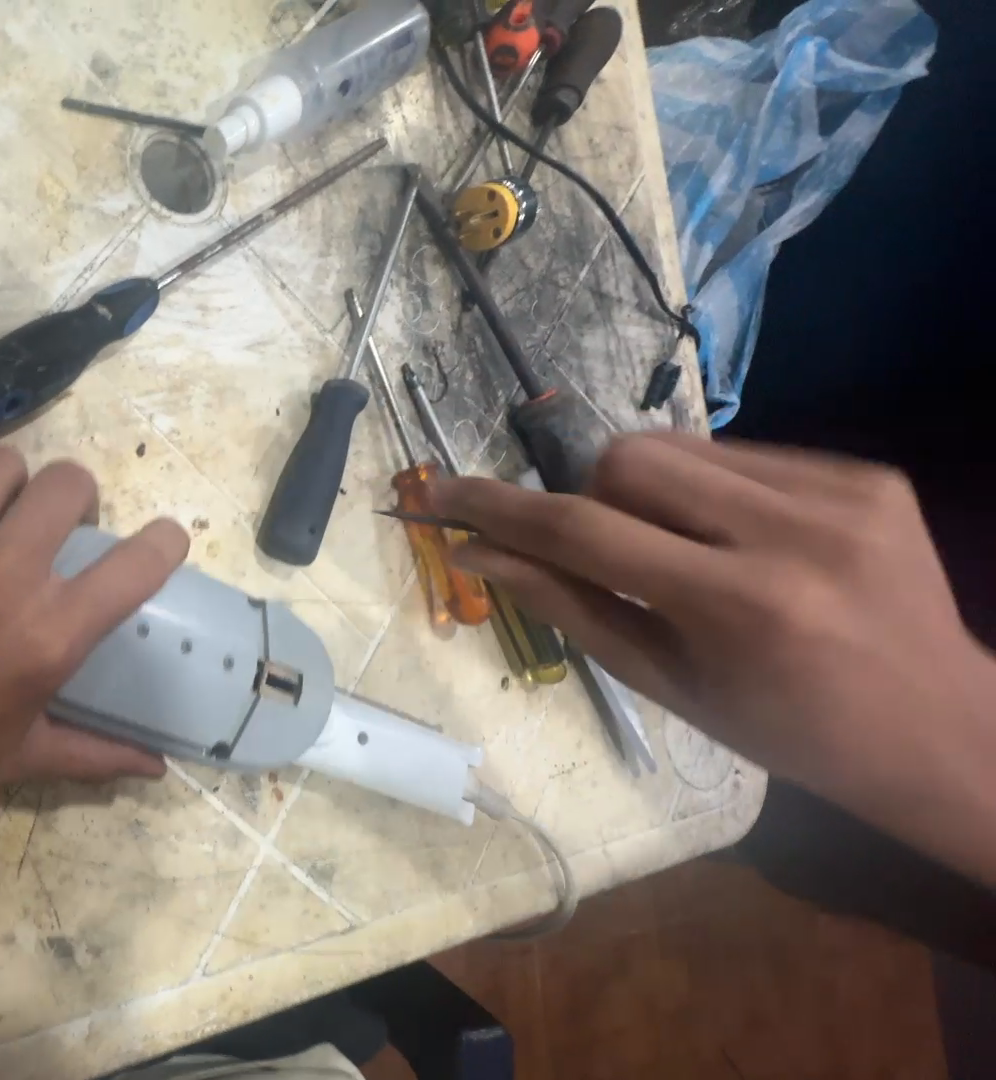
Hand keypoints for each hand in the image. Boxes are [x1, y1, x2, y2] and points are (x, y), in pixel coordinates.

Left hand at [0, 448, 187, 852]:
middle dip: (75, 500)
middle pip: (67, 482)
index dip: (162, 543)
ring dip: (6, 491)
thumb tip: (156, 769)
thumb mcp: (10, 761)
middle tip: (51, 531)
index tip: (159, 542)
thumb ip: (92, 753)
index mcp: (42, 639)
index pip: (136, 564)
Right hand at [433, 434, 995, 876]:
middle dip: (586, 500)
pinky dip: (695, 489)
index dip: (495, 506)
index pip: (580, 529)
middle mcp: (794, 534)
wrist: (946, 731)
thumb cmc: (777, 725)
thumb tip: (474, 551)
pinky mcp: (866, 475)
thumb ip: (559, 602)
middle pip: (624, 461)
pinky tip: (725, 537)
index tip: (438, 492)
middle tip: (608, 553)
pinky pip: (729, 453)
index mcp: (735, 604)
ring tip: (669, 545)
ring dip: (636, 491)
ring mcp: (842, 494)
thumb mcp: (653, 677)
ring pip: (669, 447)